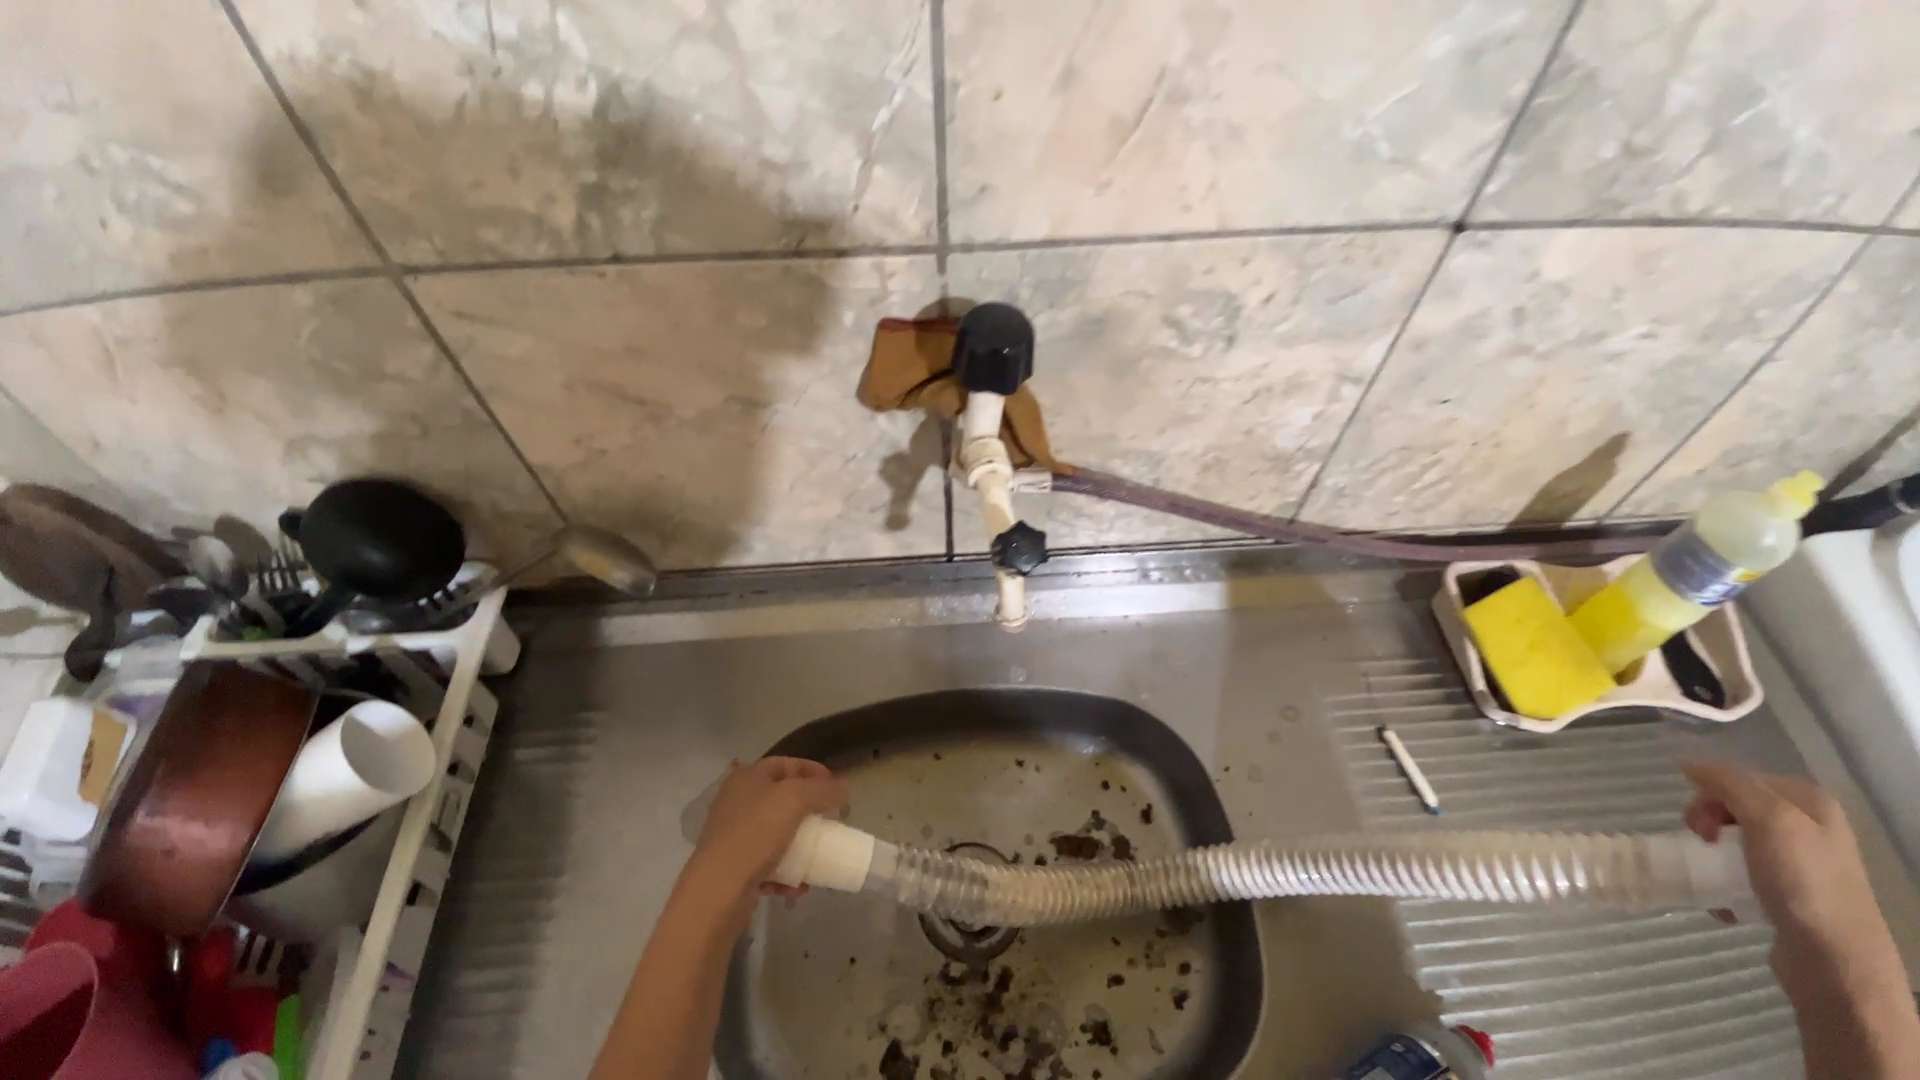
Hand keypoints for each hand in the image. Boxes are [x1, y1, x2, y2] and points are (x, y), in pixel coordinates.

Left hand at [691, 756, 848, 901]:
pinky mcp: (735, 868)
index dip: (812, 770)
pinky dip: (786, 872)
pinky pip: (768, 865)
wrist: (718, 890)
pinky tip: (799, 885)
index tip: (836, 787)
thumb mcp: (795, 800)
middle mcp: (737, 803)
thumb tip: (843, 788)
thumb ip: (823, 790)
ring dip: (801, 845)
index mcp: (747, 779)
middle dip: (809, 810)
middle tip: (831, 820)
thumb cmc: (756, 834)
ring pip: (776, 834)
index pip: (785, 764)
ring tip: (819, 854)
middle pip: (781, 799)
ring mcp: (734, 837)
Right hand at [1682, 762, 1882, 938]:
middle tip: (1701, 843)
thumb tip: (1689, 764)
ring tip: (1711, 873)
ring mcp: (1802, 861)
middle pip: (1736, 807)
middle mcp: (1811, 826)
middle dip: (1708, 822)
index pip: (1739, 779)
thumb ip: (1728, 783)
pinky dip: (1725, 879)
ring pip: (1736, 840)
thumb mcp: (1767, 818)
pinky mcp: (1790, 891)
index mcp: (1811, 802)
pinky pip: (1744, 872)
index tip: (1698, 823)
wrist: (1833, 955)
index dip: (1709, 794)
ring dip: (1713, 853)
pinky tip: (1724, 897)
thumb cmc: (1801, 880)